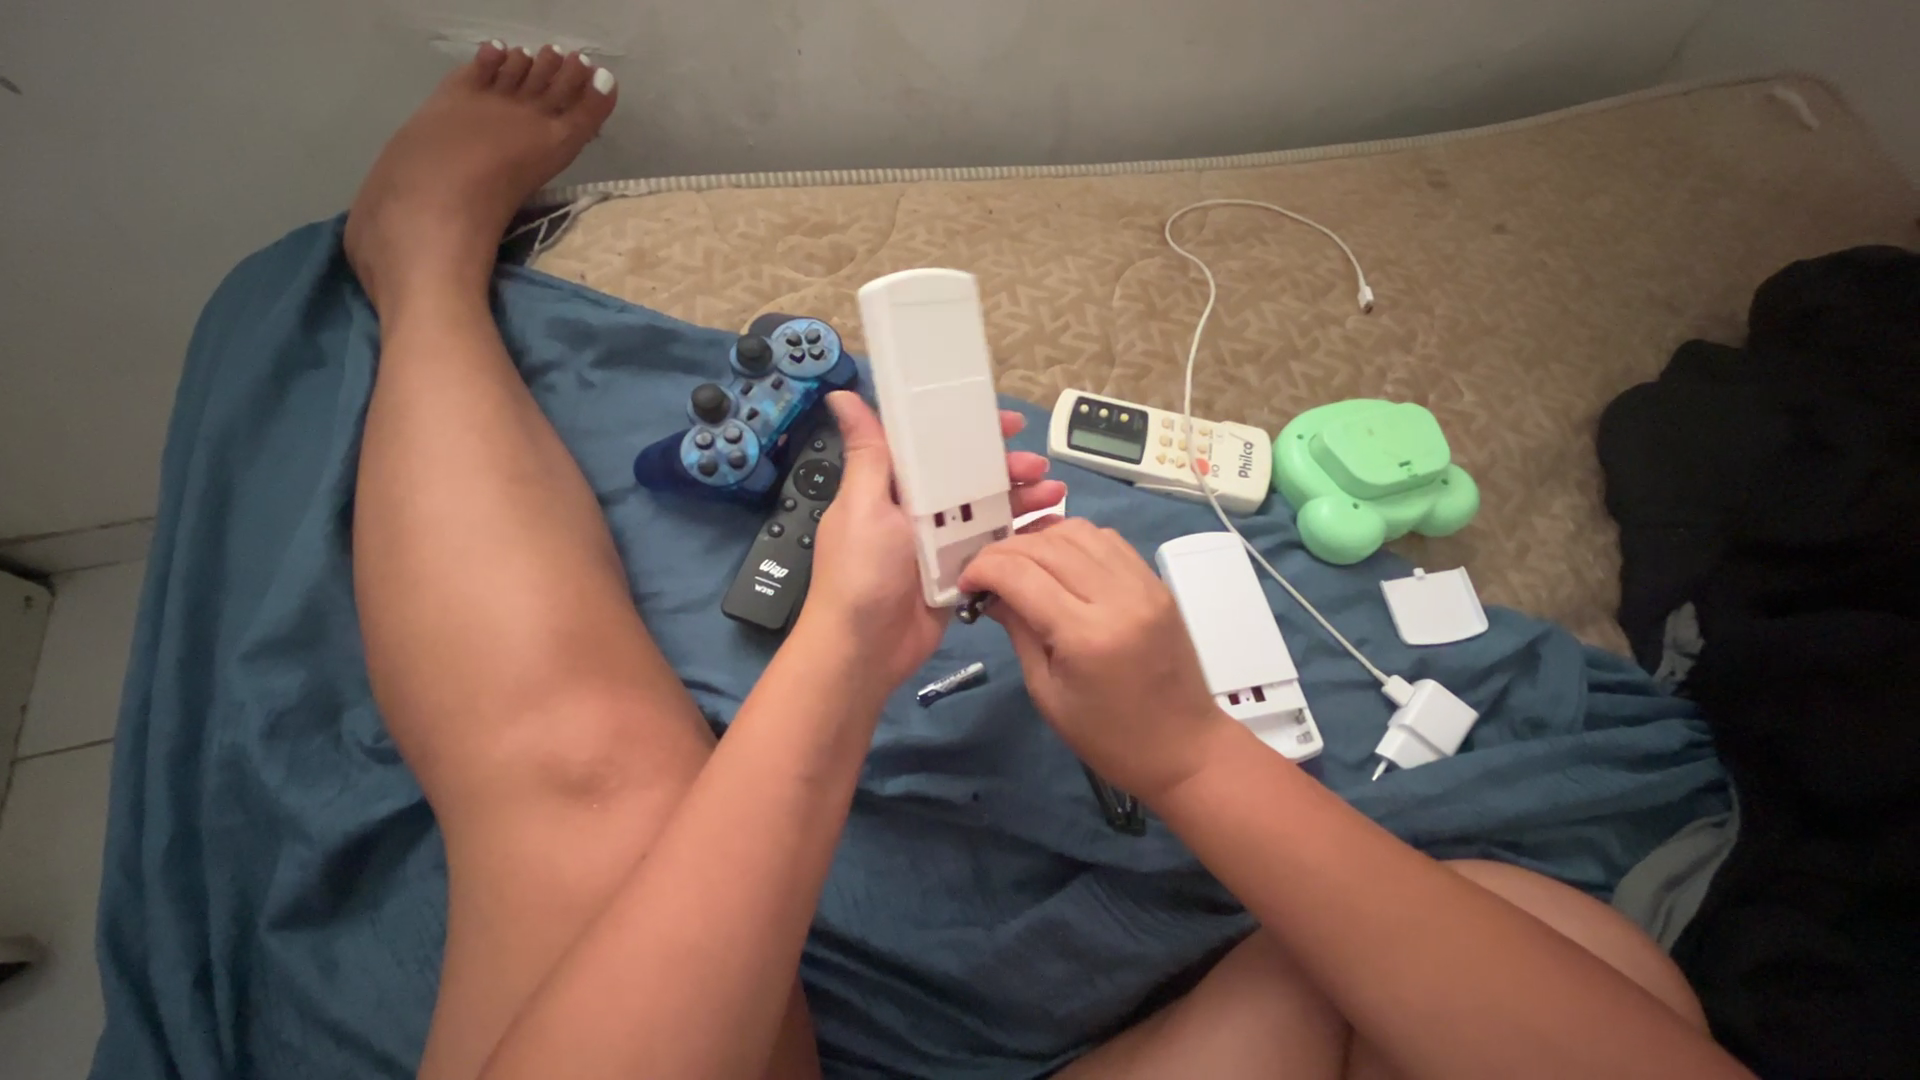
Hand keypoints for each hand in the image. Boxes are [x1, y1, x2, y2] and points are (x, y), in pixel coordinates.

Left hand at [794, 392, 1065, 689]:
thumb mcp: (863, 505)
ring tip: (1054, 493)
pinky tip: (1051, 527)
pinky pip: (996, 545)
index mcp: (893, 486)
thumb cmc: (862, 572)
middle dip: (1006, 467)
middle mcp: (919, 509)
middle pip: (970, 476)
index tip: (1005, 423)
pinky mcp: (961, 571)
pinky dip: (1022, 535)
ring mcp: (942, 542)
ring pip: (989, 509)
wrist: (866, 650)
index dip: (969, 429)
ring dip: (1022, 497)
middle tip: (1037, 466)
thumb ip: (869, 453)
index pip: (935, 445)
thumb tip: (840, 395)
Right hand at [956, 520, 1233, 800]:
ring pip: (1079, 531)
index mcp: (1086, 635)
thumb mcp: (1047, 692)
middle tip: (984, 571)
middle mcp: (1118, 597)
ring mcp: (1143, 584)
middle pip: (1047, 545)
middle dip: (1005, 550)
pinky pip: (1108, 541)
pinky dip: (1074, 541)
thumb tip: (989, 593)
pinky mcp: (1156, 583)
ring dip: (1039, 538)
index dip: (983, 568)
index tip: (965, 582)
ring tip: (1018, 562)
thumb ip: (1019, 632)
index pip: (1021, 575)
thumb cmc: (1107, 737)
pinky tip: (1058, 560)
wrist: (1184, 748)